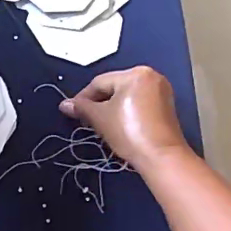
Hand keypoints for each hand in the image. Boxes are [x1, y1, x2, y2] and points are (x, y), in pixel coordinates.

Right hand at [59, 66, 190, 168]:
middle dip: (98, 104)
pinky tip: (118, 126)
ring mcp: (161, 91)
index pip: (99, 82)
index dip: (82, 98)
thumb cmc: (128, 132)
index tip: (73, 112)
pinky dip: (126, 112)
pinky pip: (138, 103)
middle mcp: (151, 77)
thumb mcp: (99, 118)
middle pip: (114, 87)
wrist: (161, 157)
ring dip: (111, 108)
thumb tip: (64, 105)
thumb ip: (81, 107)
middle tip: (86, 120)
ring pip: (126, 96)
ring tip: (101, 124)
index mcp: (135, 74)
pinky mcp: (166, 107)